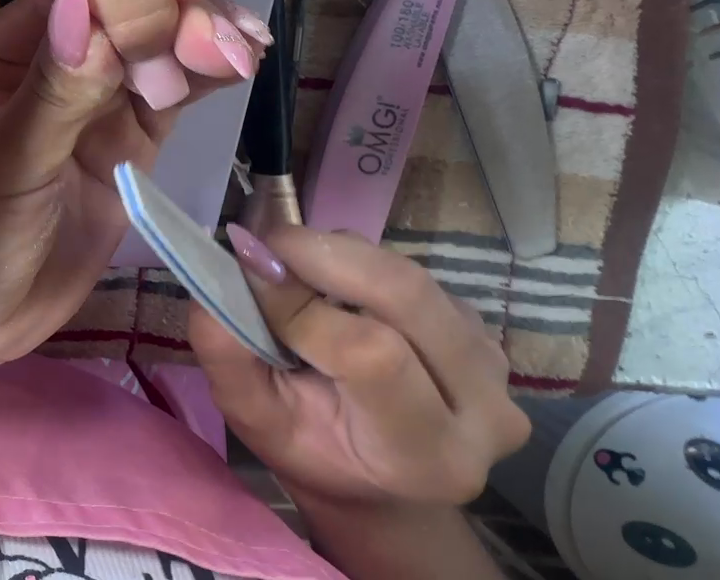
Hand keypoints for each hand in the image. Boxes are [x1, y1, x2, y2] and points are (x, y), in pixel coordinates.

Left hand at [0, 0, 268, 370]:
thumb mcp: (2, 165)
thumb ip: (52, 99)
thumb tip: (94, 14)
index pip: (61, 1)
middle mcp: (35, 68)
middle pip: (111, 20)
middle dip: (170, 10)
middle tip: (225, 19)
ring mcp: (82, 105)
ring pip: (145, 56)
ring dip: (194, 42)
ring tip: (241, 41)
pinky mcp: (119, 145)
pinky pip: (164, 101)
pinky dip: (198, 81)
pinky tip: (238, 62)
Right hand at [191, 225, 531, 507]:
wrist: (371, 473)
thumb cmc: (302, 446)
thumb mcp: (247, 413)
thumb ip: (226, 352)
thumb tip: (225, 273)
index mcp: (425, 454)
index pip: (370, 353)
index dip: (297, 304)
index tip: (242, 272)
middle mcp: (485, 413)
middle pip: (405, 295)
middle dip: (318, 253)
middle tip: (261, 247)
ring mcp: (495, 369)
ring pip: (408, 276)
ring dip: (336, 256)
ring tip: (294, 278)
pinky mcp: (485, 333)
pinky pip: (415, 274)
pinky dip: (357, 264)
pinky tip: (333, 291)